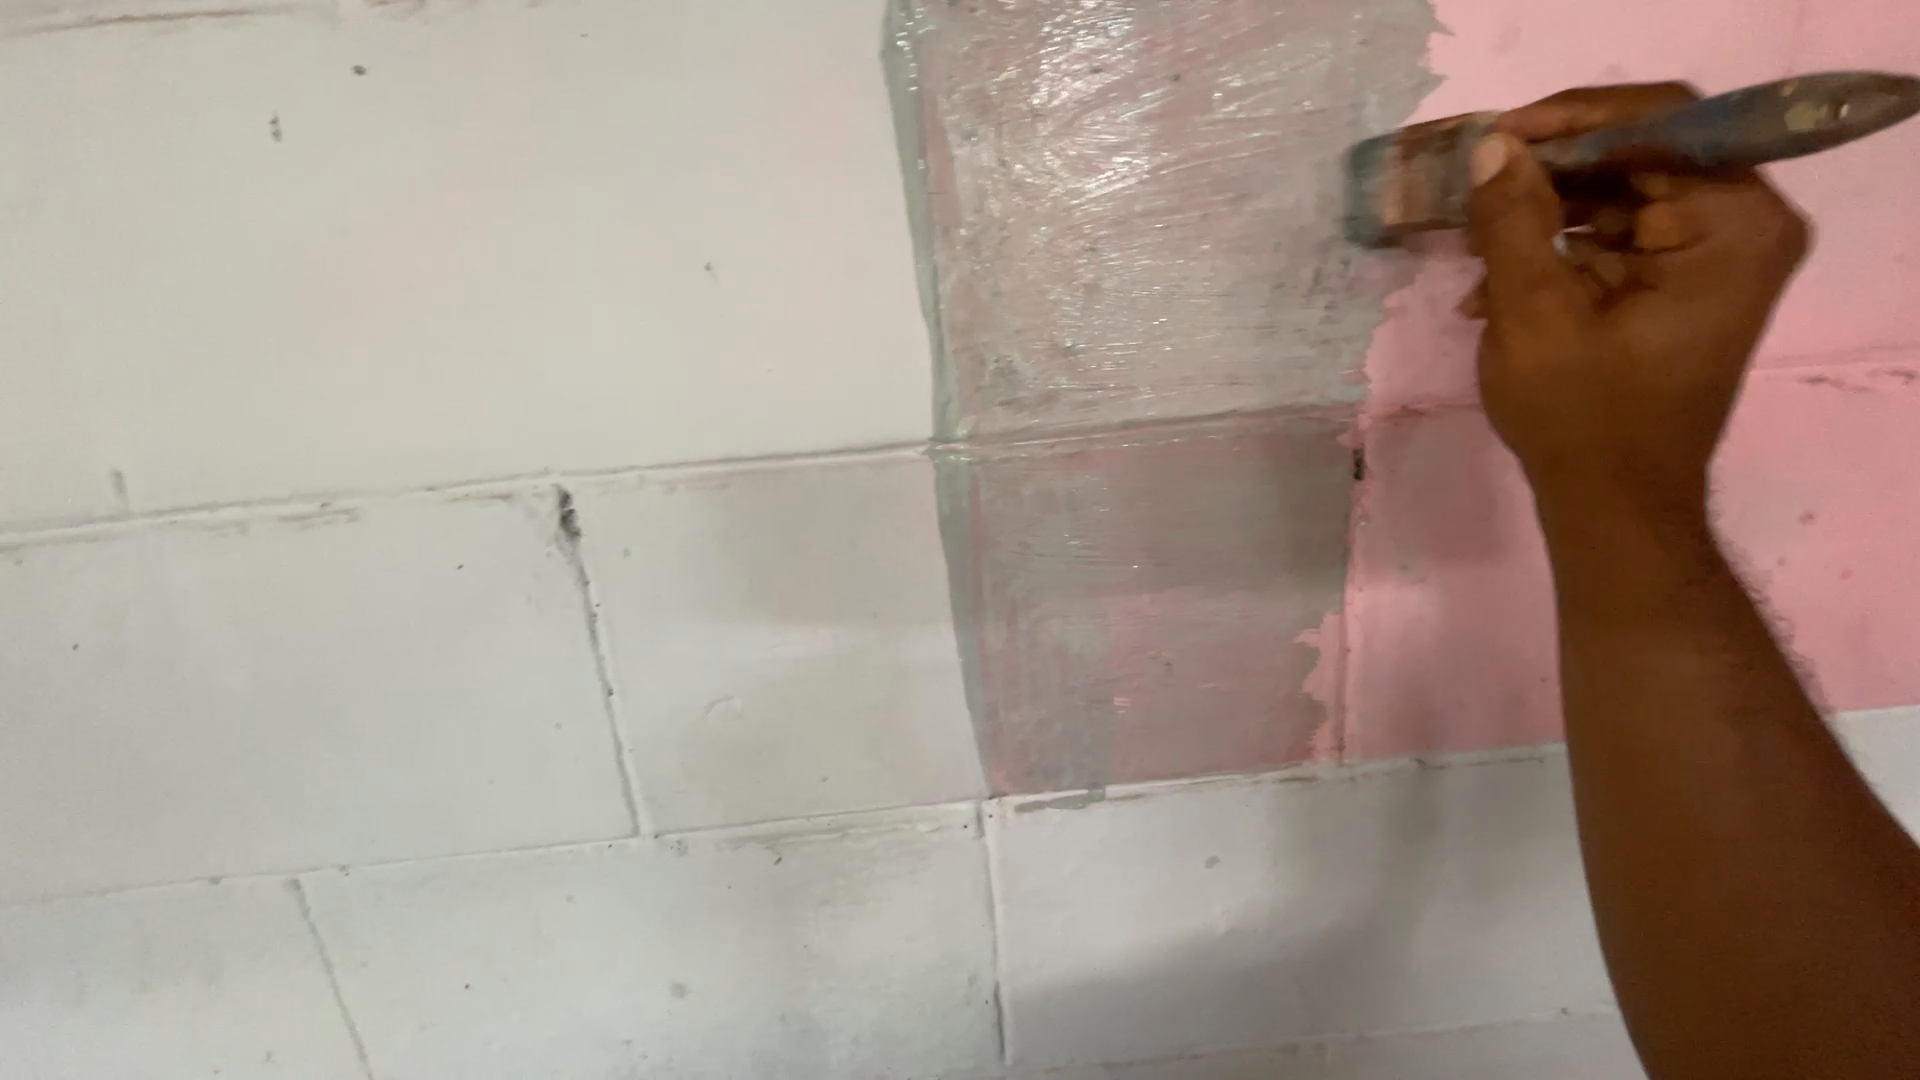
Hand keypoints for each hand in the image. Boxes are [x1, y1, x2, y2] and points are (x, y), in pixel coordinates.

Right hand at [1463, 83, 1809, 520]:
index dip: (1572, 118)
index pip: (1662, 124)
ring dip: (1538, 217)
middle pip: (1640, 158)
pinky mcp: (1674, 286)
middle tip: (1470, 185)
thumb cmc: (1578, 414)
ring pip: (1617, 200)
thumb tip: (1492, 148)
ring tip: (1468, 241)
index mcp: (1730, 226)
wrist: (1610, 498)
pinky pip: (1611, 243)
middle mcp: (1738, 227)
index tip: (1493, 138)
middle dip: (1546, 171)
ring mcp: (1708, 258)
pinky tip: (1491, 285)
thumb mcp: (1532, 314)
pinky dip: (1550, 254)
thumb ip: (1513, 224)